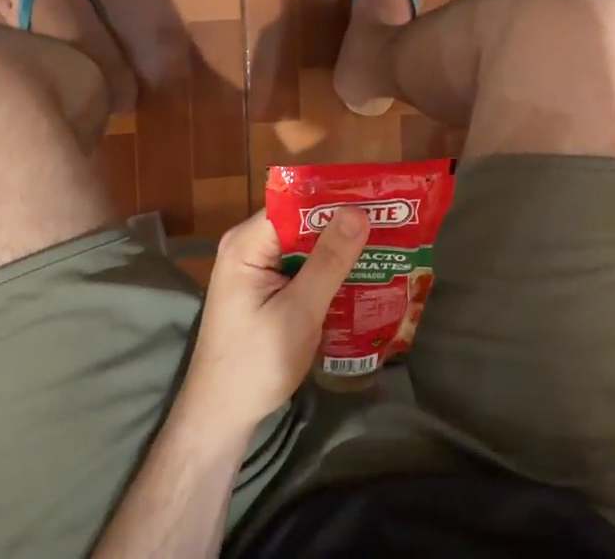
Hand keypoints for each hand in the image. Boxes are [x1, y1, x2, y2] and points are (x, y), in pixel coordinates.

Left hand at [178, 207, 369, 432]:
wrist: (221, 416)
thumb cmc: (256, 362)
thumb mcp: (299, 310)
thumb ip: (328, 260)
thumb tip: (357, 211)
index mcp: (246, 244)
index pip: (295, 204)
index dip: (335, 198)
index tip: (377, 198)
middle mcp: (247, 248)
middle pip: (301, 222)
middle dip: (343, 224)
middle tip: (393, 223)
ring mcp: (255, 271)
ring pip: (304, 247)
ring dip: (339, 250)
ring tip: (388, 245)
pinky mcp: (265, 292)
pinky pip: (300, 269)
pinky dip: (327, 272)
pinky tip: (361, 278)